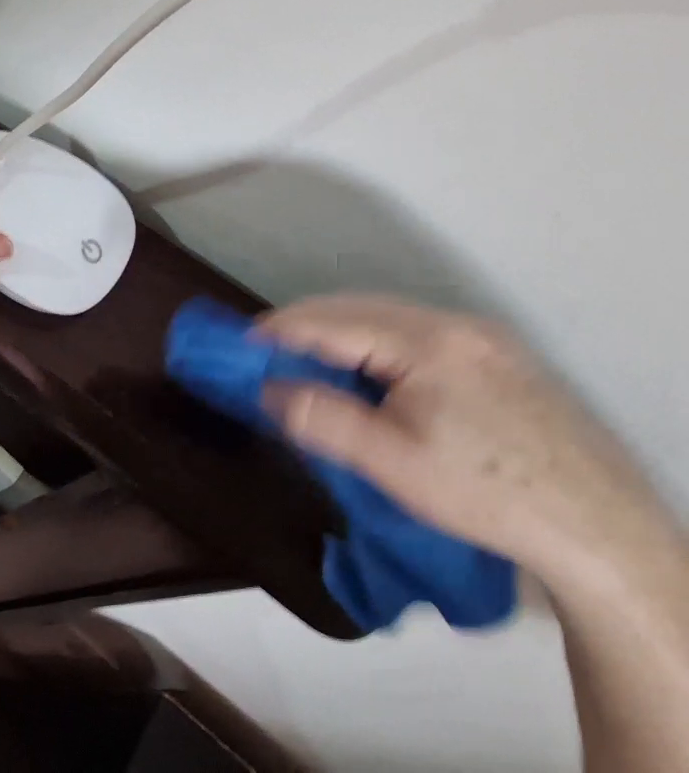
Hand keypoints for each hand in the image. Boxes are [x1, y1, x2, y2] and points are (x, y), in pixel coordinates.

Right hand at [258, 295, 673, 584]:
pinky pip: (417, 332)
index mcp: (428, 344)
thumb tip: (265, 389)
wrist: (603, 531)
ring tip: (308, 369)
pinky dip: (375, 343)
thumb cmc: (485, 494)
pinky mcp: (503, 358)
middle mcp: (458, 326)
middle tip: (265, 360)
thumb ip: (319, 417)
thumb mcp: (388, 462)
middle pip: (356, 307)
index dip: (275, 332)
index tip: (235, 349)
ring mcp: (487, 339)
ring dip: (338, 334)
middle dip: (303, 328)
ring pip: (386, 316)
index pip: (328, 320)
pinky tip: (368, 376)